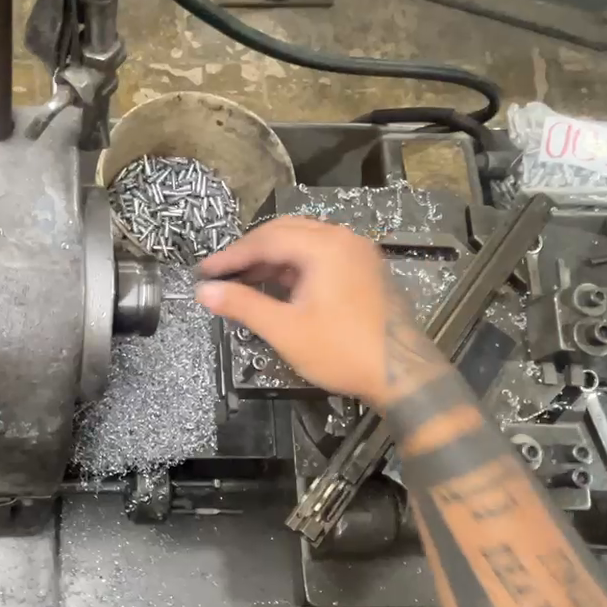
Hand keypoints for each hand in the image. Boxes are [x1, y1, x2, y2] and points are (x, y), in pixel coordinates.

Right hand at [195, 217, 443, 404]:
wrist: (402, 374)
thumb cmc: (342, 351)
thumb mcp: (285, 330)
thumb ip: (242, 305)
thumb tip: (204, 291)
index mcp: (325, 247)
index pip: (266, 240)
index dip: (231, 255)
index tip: (204, 271)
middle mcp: (344, 240)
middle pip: (285, 232)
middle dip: (250, 251)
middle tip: (221, 272)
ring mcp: (357, 253)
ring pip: (303, 243)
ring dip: (271, 258)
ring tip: (242, 280)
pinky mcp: (363, 270)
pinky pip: (320, 256)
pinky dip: (293, 267)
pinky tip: (276, 287)